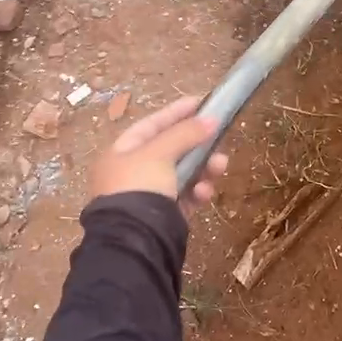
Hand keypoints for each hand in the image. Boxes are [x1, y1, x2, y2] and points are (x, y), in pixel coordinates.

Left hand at [88, 96, 226, 212]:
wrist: (135, 238)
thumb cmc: (139, 186)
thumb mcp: (160, 152)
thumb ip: (186, 133)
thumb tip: (211, 119)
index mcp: (121, 153)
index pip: (151, 125)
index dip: (176, 112)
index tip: (201, 102)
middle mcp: (133, 172)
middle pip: (172, 149)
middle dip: (199, 144)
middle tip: (219, 136)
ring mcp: (150, 194)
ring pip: (185, 172)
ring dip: (205, 167)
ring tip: (219, 166)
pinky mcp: (166, 213)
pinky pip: (187, 195)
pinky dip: (198, 191)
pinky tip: (204, 192)